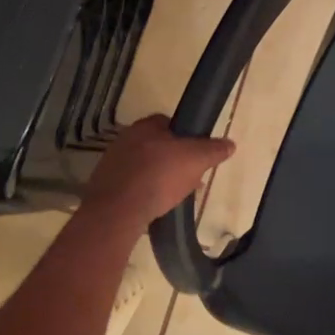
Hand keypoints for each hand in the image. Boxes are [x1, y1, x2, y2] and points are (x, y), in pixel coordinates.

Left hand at [82, 115, 235, 222]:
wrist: (117, 212)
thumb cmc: (159, 176)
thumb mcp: (197, 160)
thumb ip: (214, 150)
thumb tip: (230, 144)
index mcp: (145, 126)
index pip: (169, 122)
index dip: (186, 136)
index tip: (197, 153)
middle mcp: (125, 139)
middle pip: (157, 146)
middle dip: (174, 160)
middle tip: (190, 176)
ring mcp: (111, 164)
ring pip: (144, 167)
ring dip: (159, 178)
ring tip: (174, 195)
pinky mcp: (104, 188)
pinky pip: (131, 185)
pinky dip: (144, 193)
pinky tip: (154, 206)